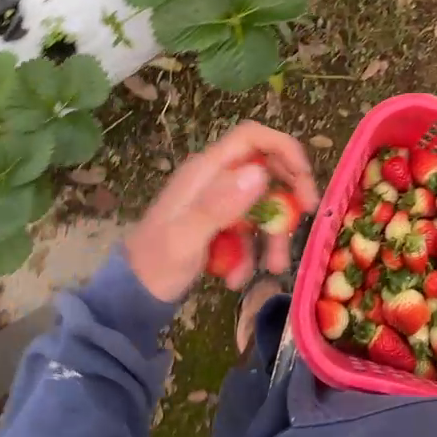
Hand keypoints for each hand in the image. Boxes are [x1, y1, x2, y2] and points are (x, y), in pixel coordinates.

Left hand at [125, 121, 319, 300]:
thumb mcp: (187, 236)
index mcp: (207, 170)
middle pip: (265, 168)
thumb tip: (260, 173)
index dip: (284, 148)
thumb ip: (220, 204)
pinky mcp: (218, 225)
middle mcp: (214, 178)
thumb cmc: (157, 264)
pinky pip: (248, 229)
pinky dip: (251, 251)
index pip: (252, 137)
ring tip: (274, 268)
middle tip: (306, 216)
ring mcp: (217, 202)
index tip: (304, 177)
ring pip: (261, 204)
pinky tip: (239, 277)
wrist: (130, 300)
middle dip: (287, 193)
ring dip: (272, 234)